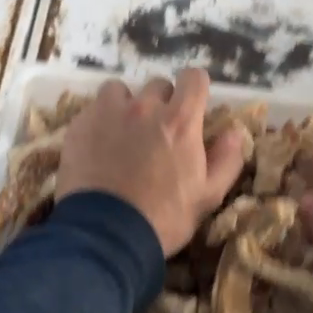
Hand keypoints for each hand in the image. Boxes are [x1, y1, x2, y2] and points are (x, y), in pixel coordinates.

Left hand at [57, 69, 246, 255]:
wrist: (105, 235)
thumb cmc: (164, 218)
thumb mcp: (208, 196)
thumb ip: (226, 159)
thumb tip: (234, 132)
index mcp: (180, 121)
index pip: (194, 78)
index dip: (195, 89)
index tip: (192, 106)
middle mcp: (144, 107)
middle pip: (158, 86)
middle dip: (162, 103)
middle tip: (158, 132)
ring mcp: (107, 113)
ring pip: (120, 91)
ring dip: (126, 105)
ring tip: (123, 133)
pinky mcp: (78, 125)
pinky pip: (93, 110)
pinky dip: (100, 122)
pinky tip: (99, 147)